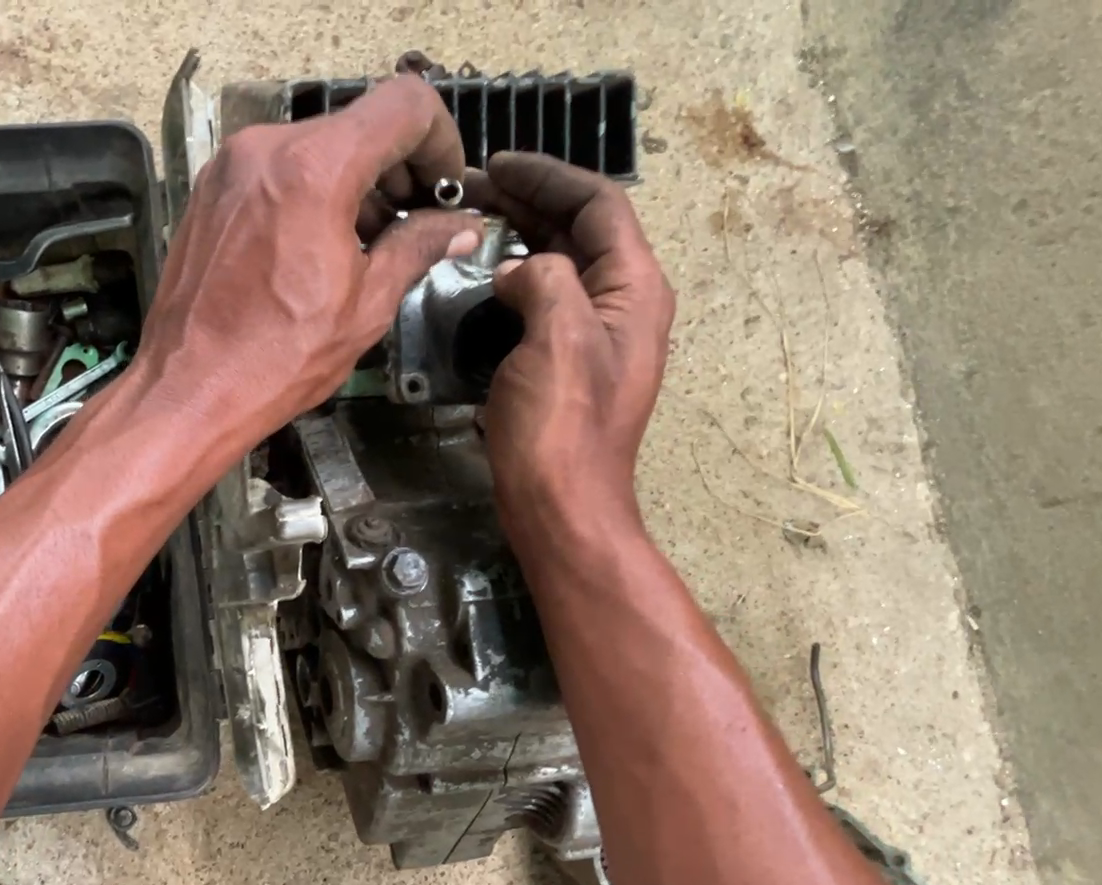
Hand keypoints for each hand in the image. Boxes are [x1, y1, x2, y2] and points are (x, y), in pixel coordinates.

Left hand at [139, 76, 481, 443]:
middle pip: (357, 127)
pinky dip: (310, 192)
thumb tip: (459, 226)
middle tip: (416, 221)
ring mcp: (229, 169)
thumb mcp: (365, 306)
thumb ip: (417, 248)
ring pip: (315, 148)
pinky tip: (319, 246)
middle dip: (397, 169)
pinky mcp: (209, 193)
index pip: (404, 106)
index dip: (441, 142)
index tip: (445, 188)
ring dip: (354, 184)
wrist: (189, 390)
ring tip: (369, 245)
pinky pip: (276, 171)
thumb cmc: (276, 359)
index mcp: (312, 170)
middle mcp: (264, 151)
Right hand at [469, 153, 675, 535]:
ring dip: (515, 242)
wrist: (560, 505)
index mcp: (633, 289)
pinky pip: (538, 306)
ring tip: (468, 228)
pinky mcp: (562, 366)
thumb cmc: (562, 426)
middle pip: (578, 232)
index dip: (549, 176)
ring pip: (556, 268)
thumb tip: (514, 271)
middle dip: (527, 204)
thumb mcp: (557, 337)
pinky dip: (507, 286)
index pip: (599, 205)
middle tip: (470, 191)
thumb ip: (542, 280)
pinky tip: (474, 287)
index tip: (497, 164)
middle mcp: (620, 306)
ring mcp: (592, 339)